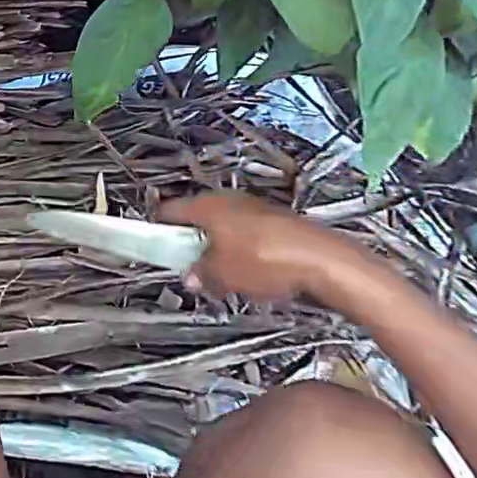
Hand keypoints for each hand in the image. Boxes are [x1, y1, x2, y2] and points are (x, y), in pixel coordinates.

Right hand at [157, 190, 374, 305]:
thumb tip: (192, 276)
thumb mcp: (222, 275)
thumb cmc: (267, 260)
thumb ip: (201, 274)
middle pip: (199, 219)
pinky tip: (254, 276)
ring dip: (220, 249)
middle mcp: (229, 200)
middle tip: (191, 267)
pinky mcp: (277, 223)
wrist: (323, 262)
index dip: (159, 226)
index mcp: (208, 205)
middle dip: (193, 243)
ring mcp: (255, 209)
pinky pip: (249, 236)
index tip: (153, 241)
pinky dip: (244, 252)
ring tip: (224, 277)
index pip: (171, 210)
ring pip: (225, 228)